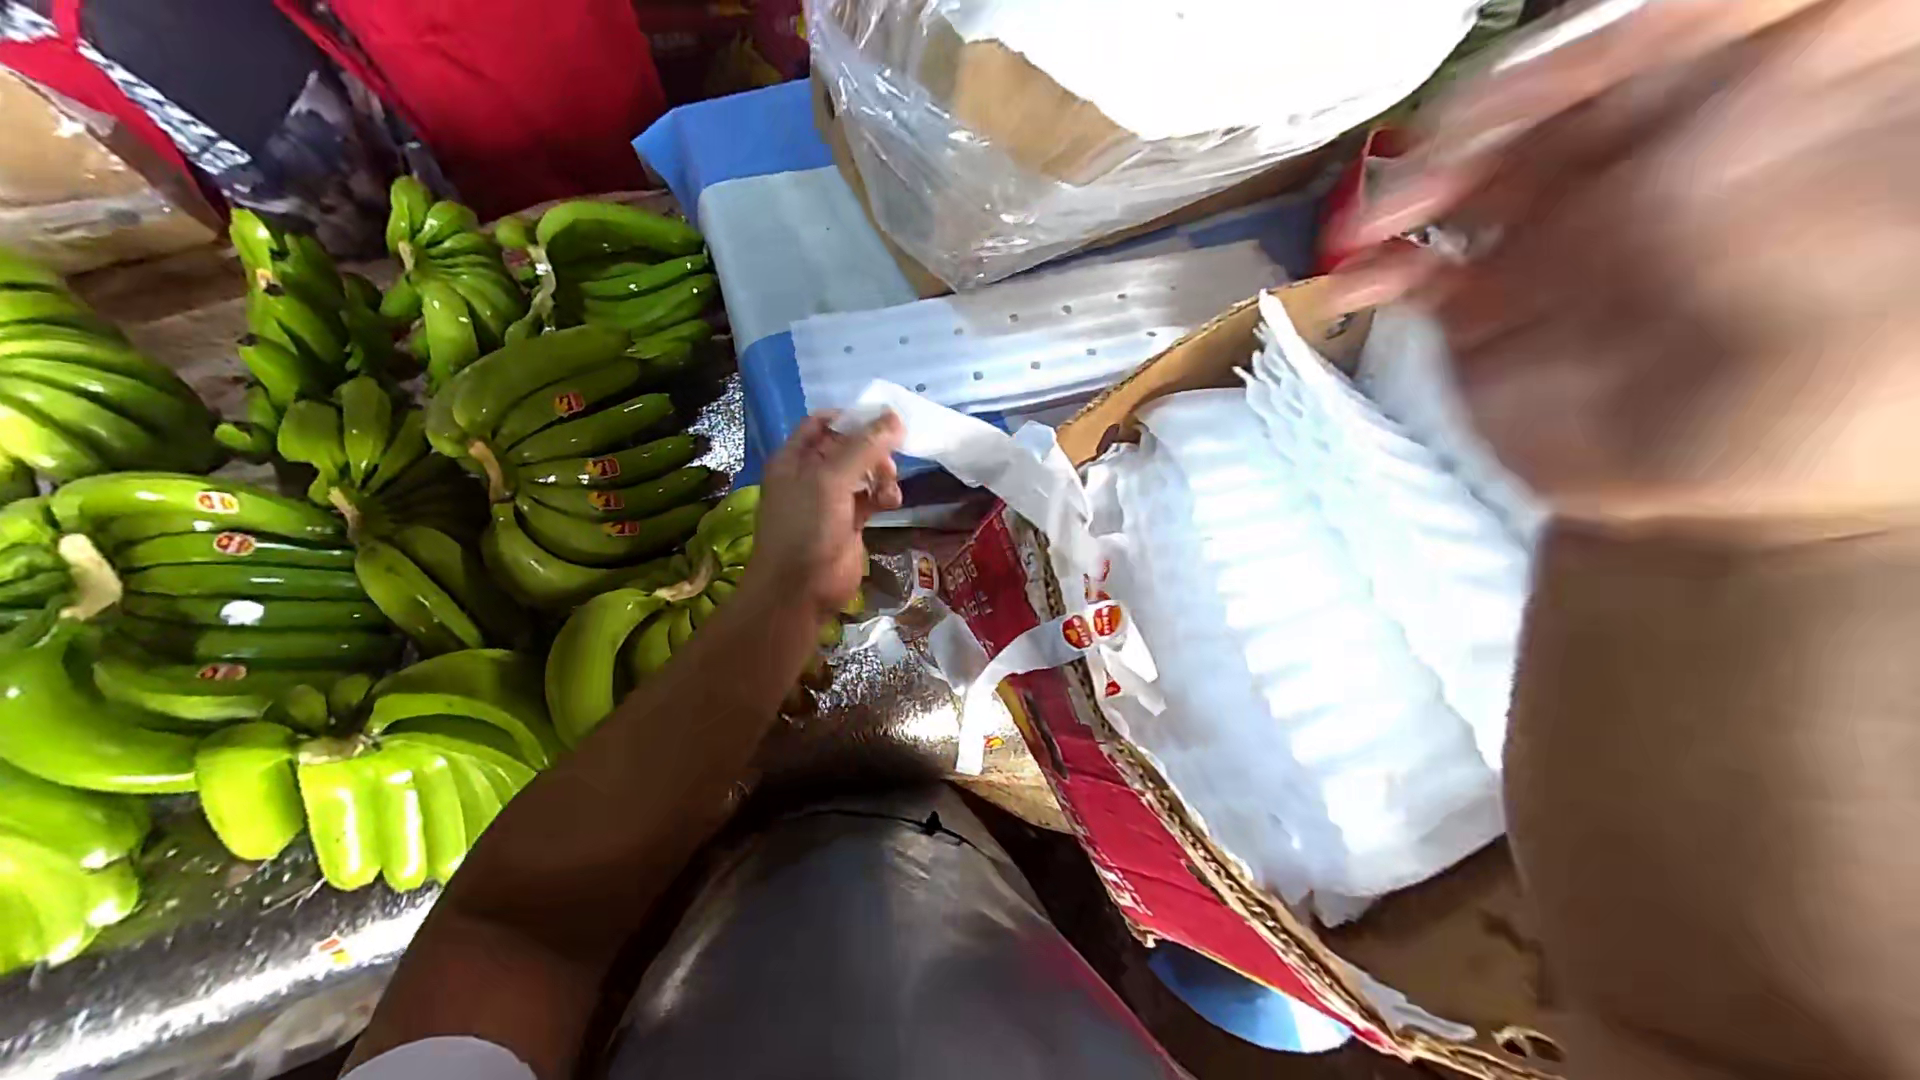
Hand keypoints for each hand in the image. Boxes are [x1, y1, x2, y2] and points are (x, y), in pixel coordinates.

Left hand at [741, 412, 903, 621]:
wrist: (800, 590)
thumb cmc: (806, 528)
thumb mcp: (831, 480)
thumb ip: (863, 447)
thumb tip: (895, 418)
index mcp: (794, 458)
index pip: (823, 423)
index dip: (852, 418)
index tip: (884, 420)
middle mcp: (810, 475)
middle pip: (849, 447)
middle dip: (873, 451)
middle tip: (890, 463)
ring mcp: (830, 500)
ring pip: (863, 473)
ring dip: (882, 475)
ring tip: (889, 490)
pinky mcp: (848, 522)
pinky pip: (870, 498)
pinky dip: (883, 496)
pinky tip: (891, 504)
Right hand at [1329, 0, 1919, 537]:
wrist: (1688, 512)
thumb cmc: (1808, 429)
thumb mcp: (1847, 327)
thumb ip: (1779, 229)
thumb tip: (1686, 153)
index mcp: (1782, 146)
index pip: (1738, 29)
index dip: (1659, 27)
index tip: (1596, 62)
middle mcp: (1662, 175)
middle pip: (1576, 103)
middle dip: (1499, 118)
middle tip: (1440, 153)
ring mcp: (1559, 239)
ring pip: (1481, 177)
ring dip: (1418, 190)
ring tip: (1373, 225)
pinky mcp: (1486, 300)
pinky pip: (1423, 267)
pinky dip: (1381, 270)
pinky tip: (1359, 281)